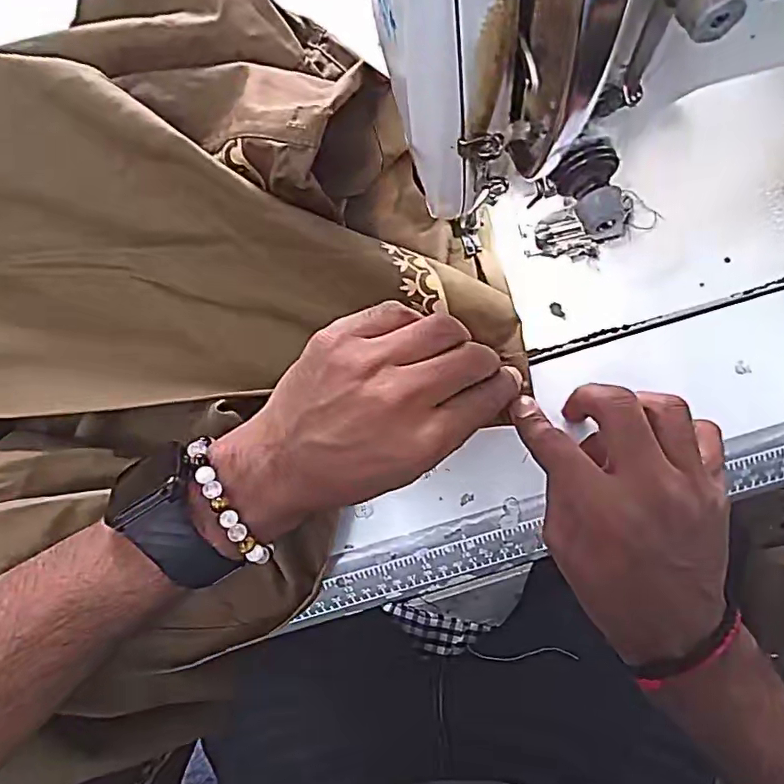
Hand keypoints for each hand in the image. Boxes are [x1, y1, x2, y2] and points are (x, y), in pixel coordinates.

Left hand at [204, 301, 520, 545]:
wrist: (279, 461)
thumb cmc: (340, 472)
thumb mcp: (410, 467)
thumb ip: (452, 429)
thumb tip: (483, 398)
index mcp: (420, 439)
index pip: (486, 397)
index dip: (503, 386)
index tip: (503, 381)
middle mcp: (397, 396)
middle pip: (471, 357)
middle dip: (485, 360)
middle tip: (480, 364)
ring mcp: (366, 361)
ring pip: (441, 326)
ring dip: (454, 336)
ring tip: (446, 348)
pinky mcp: (339, 338)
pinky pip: (396, 311)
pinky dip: (412, 323)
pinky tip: (409, 337)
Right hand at [510, 384, 730, 666]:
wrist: (675, 629)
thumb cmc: (620, 598)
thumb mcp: (565, 547)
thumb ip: (560, 493)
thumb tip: (559, 456)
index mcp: (601, 508)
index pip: (557, 444)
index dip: (533, 421)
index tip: (528, 411)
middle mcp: (648, 488)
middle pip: (617, 406)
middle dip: (587, 395)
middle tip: (578, 407)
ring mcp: (687, 485)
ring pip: (665, 408)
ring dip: (633, 404)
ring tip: (620, 418)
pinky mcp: (714, 489)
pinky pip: (705, 433)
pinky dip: (679, 427)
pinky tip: (663, 439)